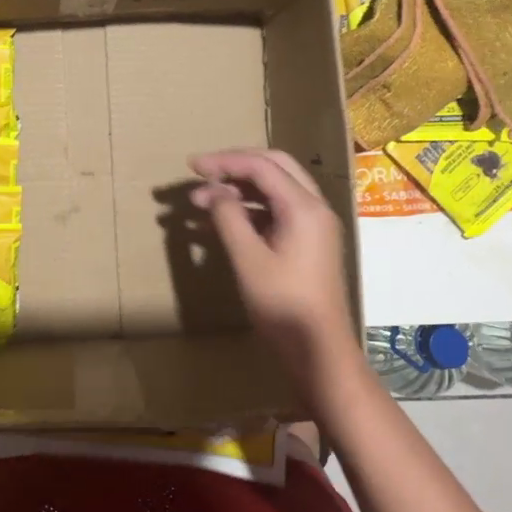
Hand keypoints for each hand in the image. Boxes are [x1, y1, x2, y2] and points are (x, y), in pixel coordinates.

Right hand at [190, 149, 362, 395]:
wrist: (320, 351)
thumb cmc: (283, 305)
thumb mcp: (248, 260)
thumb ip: (228, 218)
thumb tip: (211, 192)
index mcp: (303, 207)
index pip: (261, 166)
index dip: (224, 161)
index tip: (192, 167)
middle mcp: (314, 207)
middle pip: (273, 166)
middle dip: (235, 165)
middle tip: (202, 173)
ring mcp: (314, 225)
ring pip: (276, 187)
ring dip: (240, 187)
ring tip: (203, 201)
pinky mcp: (308, 241)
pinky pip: (278, 209)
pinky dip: (250, 207)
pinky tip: (223, 220)